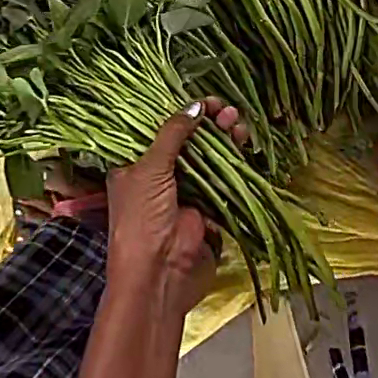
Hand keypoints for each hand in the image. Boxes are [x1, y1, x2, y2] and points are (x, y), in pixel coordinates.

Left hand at [105, 97, 250, 315]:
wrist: (160, 275)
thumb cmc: (143, 220)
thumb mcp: (150, 170)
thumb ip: (173, 134)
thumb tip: (195, 106)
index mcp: (135, 167)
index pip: (160, 130)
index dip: (182, 114)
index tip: (204, 102)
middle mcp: (160, 176)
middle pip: (189, 140)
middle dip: (208, 123)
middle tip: (225, 111)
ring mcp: (187, 190)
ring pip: (209, 154)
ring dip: (223, 136)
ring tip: (236, 124)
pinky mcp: (210, 203)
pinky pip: (224, 174)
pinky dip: (234, 157)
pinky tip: (242, 142)